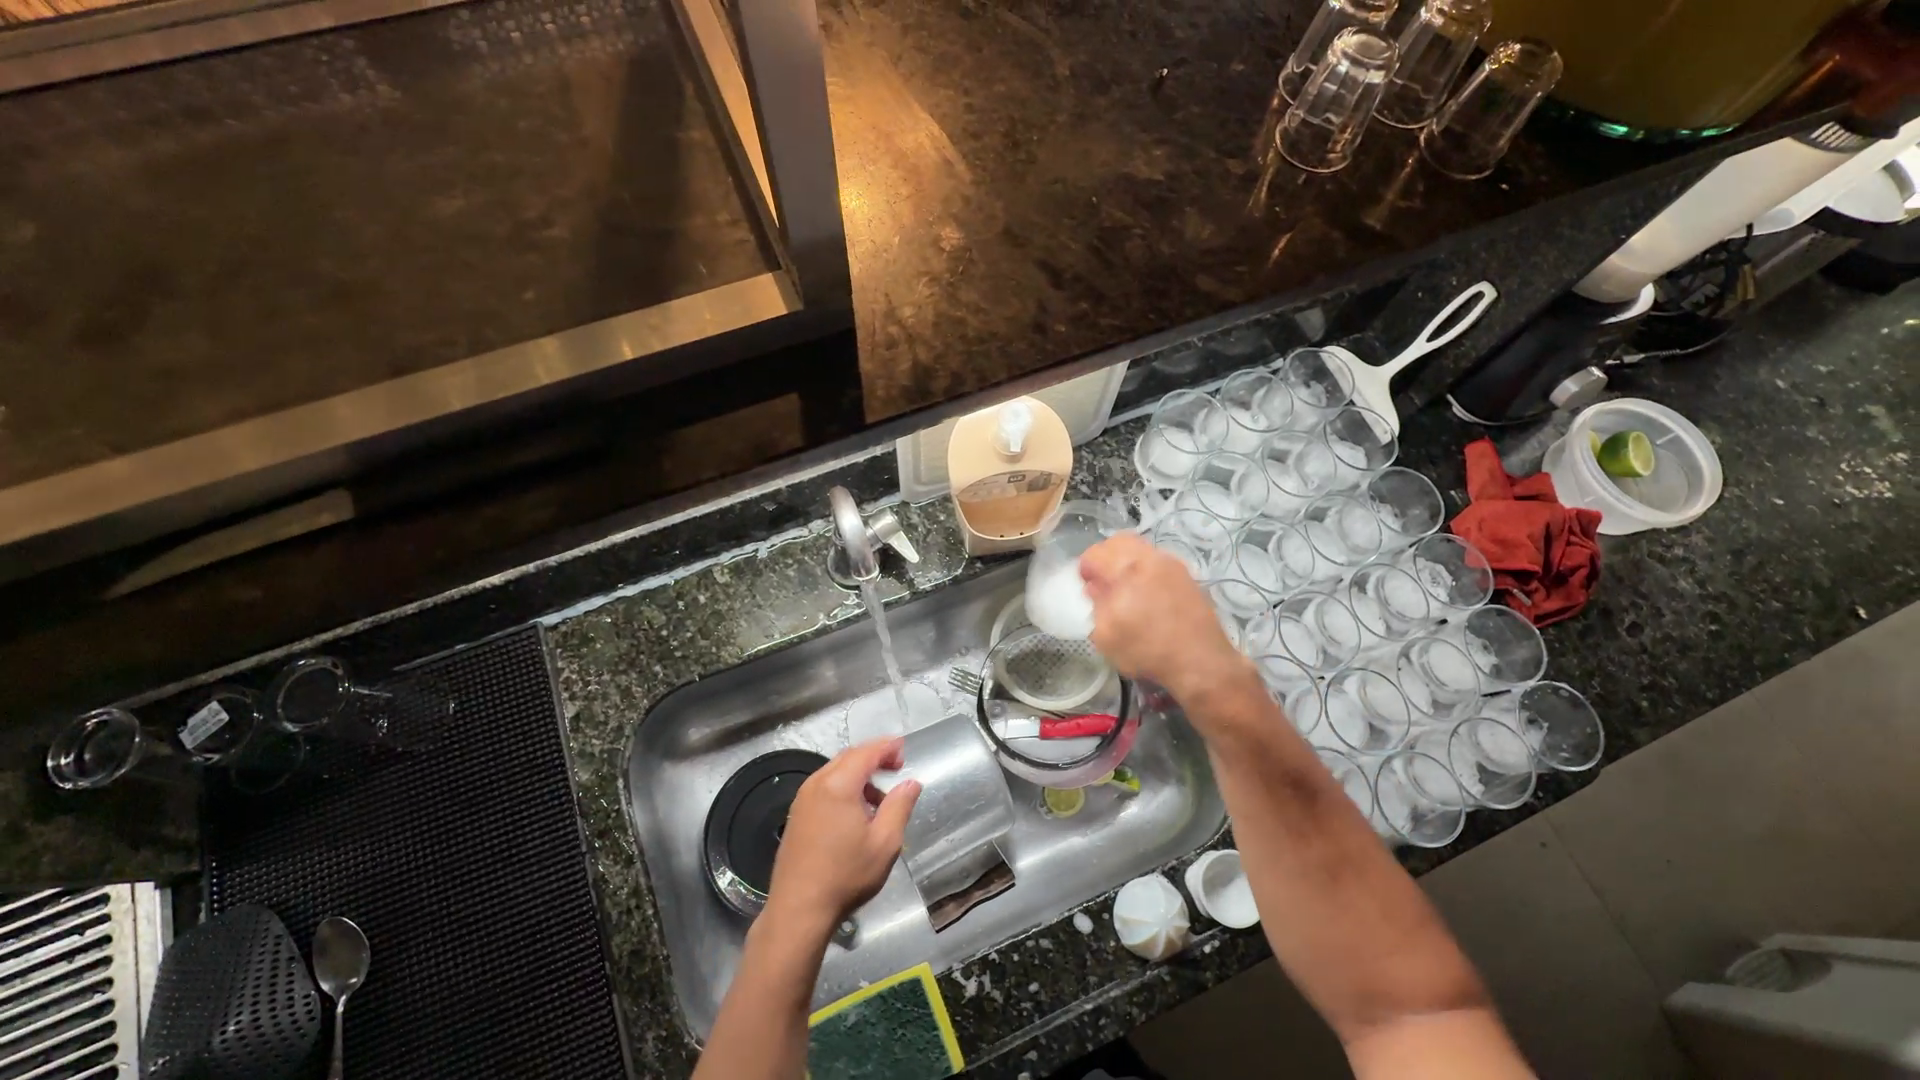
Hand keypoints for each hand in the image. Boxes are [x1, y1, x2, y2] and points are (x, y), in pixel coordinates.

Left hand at [765, 737, 921, 932]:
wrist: (799, 908)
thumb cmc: (846, 875)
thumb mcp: (885, 842)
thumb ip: (900, 806)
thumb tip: (911, 783)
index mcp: (838, 785)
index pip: (866, 752)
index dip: (887, 747)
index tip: (904, 751)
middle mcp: (816, 785)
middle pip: (848, 758)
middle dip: (874, 758)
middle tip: (896, 769)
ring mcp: (802, 800)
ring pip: (834, 773)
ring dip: (859, 776)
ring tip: (880, 800)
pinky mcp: (796, 816)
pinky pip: (824, 788)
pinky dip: (844, 788)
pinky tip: (856, 814)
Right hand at [1079, 532, 1249, 700]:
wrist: (1201, 662)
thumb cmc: (1147, 650)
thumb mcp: (1106, 635)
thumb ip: (1096, 605)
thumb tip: (1095, 588)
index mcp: (1127, 568)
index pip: (1096, 553)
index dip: (1085, 569)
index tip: (1086, 587)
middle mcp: (1151, 558)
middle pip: (1120, 542)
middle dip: (1105, 558)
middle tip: (1102, 582)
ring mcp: (1174, 565)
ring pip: (1141, 550)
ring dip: (1127, 564)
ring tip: (1125, 591)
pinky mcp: (1188, 578)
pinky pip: (1159, 563)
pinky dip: (1146, 572)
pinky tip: (1146, 597)